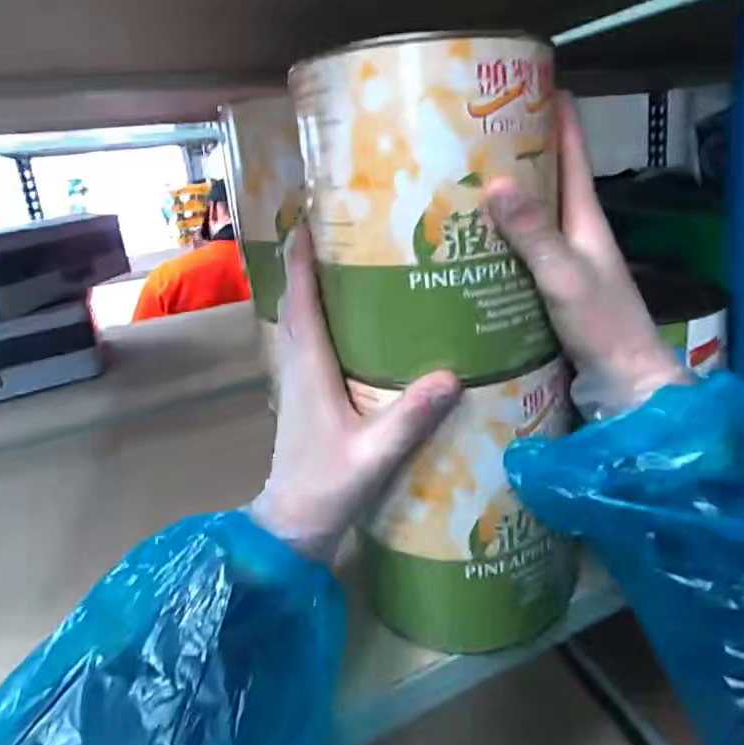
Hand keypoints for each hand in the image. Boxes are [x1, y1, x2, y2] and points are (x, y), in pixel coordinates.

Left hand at [246, 227, 461, 560]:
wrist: (292, 524)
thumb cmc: (325, 487)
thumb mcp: (374, 455)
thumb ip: (409, 418)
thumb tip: (452, 376)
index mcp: (309, 368)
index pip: (301, 300)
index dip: (301, 260)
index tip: (309, 221)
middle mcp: (297, 366)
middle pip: (297, 302)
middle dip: (309, 264)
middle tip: (341, 234)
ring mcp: (297, 381)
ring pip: (300, 321)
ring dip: (312, 289)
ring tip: (347, 266)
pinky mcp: (304, 395)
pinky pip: (308, 343)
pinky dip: (319, 319)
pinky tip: (352, 324)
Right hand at [484, 94, 689, 418]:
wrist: (623, 380)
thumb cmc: (603, 324)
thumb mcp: (566, 275)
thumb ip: (534, 233)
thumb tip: (496, 182)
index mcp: (586, 217)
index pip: (573, 152)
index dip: (557, 116)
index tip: (530, 83)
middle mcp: (574, 231)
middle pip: (545, 179)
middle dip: (515, 152)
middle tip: (470, 134)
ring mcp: (560, 259)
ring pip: (528, 216)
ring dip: (501, 198)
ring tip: (457, 181)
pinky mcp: (546, 286)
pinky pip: (517, 250)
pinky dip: (495, 239)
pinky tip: (466, 242)